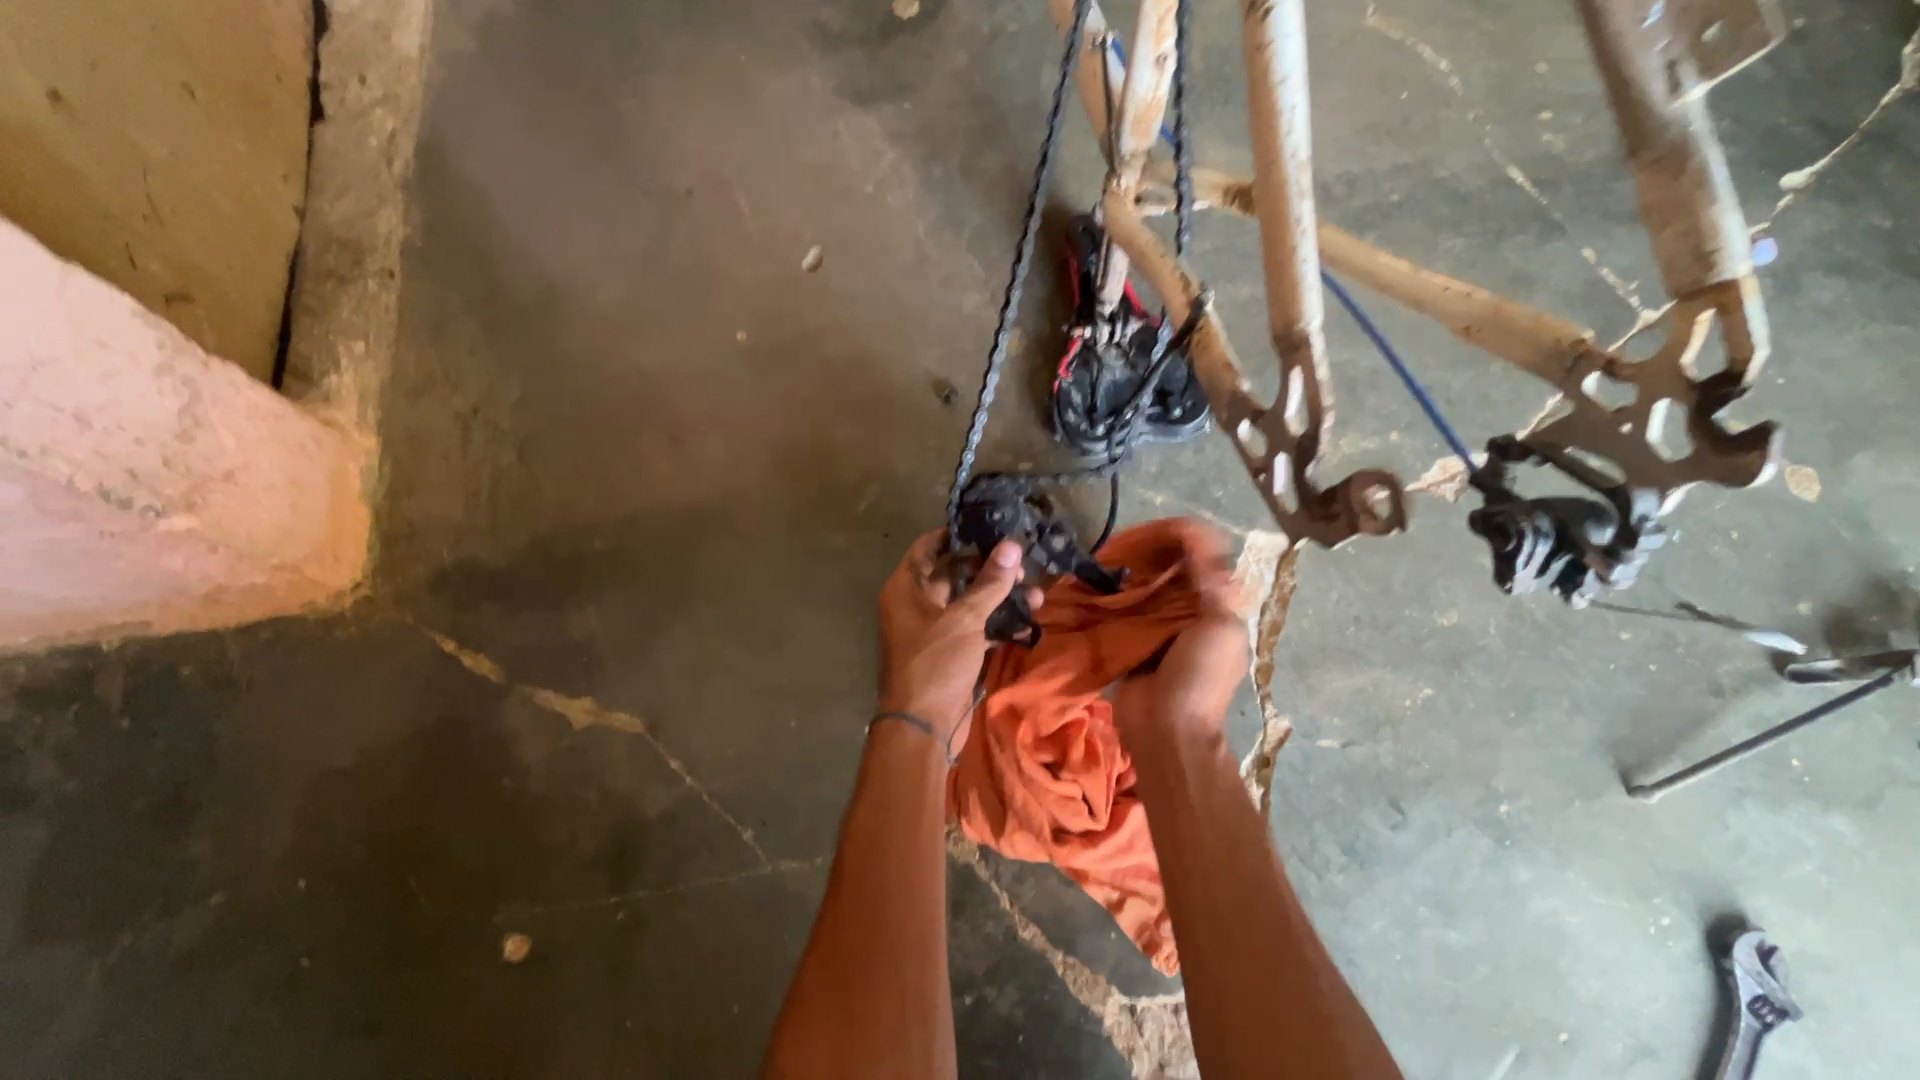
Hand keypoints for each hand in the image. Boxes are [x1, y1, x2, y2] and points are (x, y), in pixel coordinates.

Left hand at [877, 531, 1035, 753]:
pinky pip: (975, 629)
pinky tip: (1028, 621)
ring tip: (1035, 592)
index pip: (928, 547)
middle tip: (1022, 560)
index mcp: (905, 588)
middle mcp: (915, 604)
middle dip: (987, 568)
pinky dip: (997, 624)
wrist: (924, 725)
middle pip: (951, 574)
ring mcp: (933, 630)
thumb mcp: (964, 618)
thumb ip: (989, 582)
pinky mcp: (951, 653)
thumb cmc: (935, 663)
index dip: (956, 534)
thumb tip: (1012, 545)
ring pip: (968, 603)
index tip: (989, 526)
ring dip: (998, 597)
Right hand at [1113, 525, 1248, 737]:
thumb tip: (1199, 533)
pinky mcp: (1133, 640)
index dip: (1186, 538)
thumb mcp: (1219, 625)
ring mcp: (1161, 627)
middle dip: (1153, 551)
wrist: (1166, 731)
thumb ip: (1211, 580)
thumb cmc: (1200, 679)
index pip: (1206, 559)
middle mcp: (1192, 613)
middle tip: (1127, 541)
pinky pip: (1125, 610)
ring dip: (1131, 571)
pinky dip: (1114, 594)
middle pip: (1173, 569)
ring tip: (1109, 557)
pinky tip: (1097, 581)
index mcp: (1220, 608)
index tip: (1158, 530)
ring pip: (1147, 586)